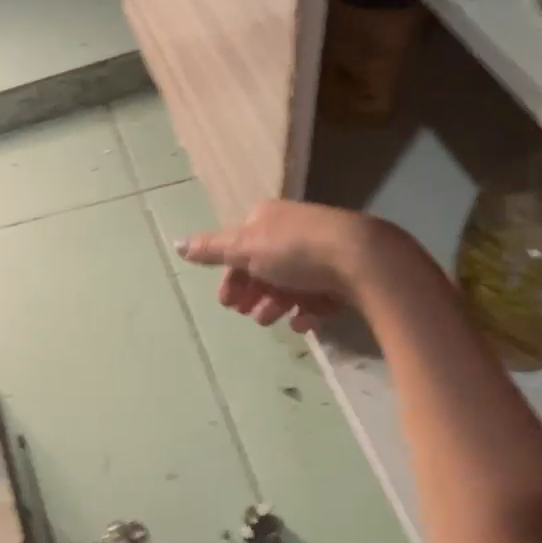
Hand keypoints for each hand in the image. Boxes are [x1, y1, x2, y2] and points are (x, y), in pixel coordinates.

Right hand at [176, 201, 406, 333]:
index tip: (227, 303)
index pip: (240, 246)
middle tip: (250, 316)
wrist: (365, 260)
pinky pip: (321, 293)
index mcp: (267, 219)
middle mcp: (294, 230)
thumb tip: (176, 243)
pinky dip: (309, 309)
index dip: (231, 275)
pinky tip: (305, 324)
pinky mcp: (348, 273)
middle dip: (254, 292)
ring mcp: (323, 250)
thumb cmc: (296, 251)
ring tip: (276, 322)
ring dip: (278, 303)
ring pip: (292, 281)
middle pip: (265, 265)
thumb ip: (212, 249)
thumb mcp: (245, 248)